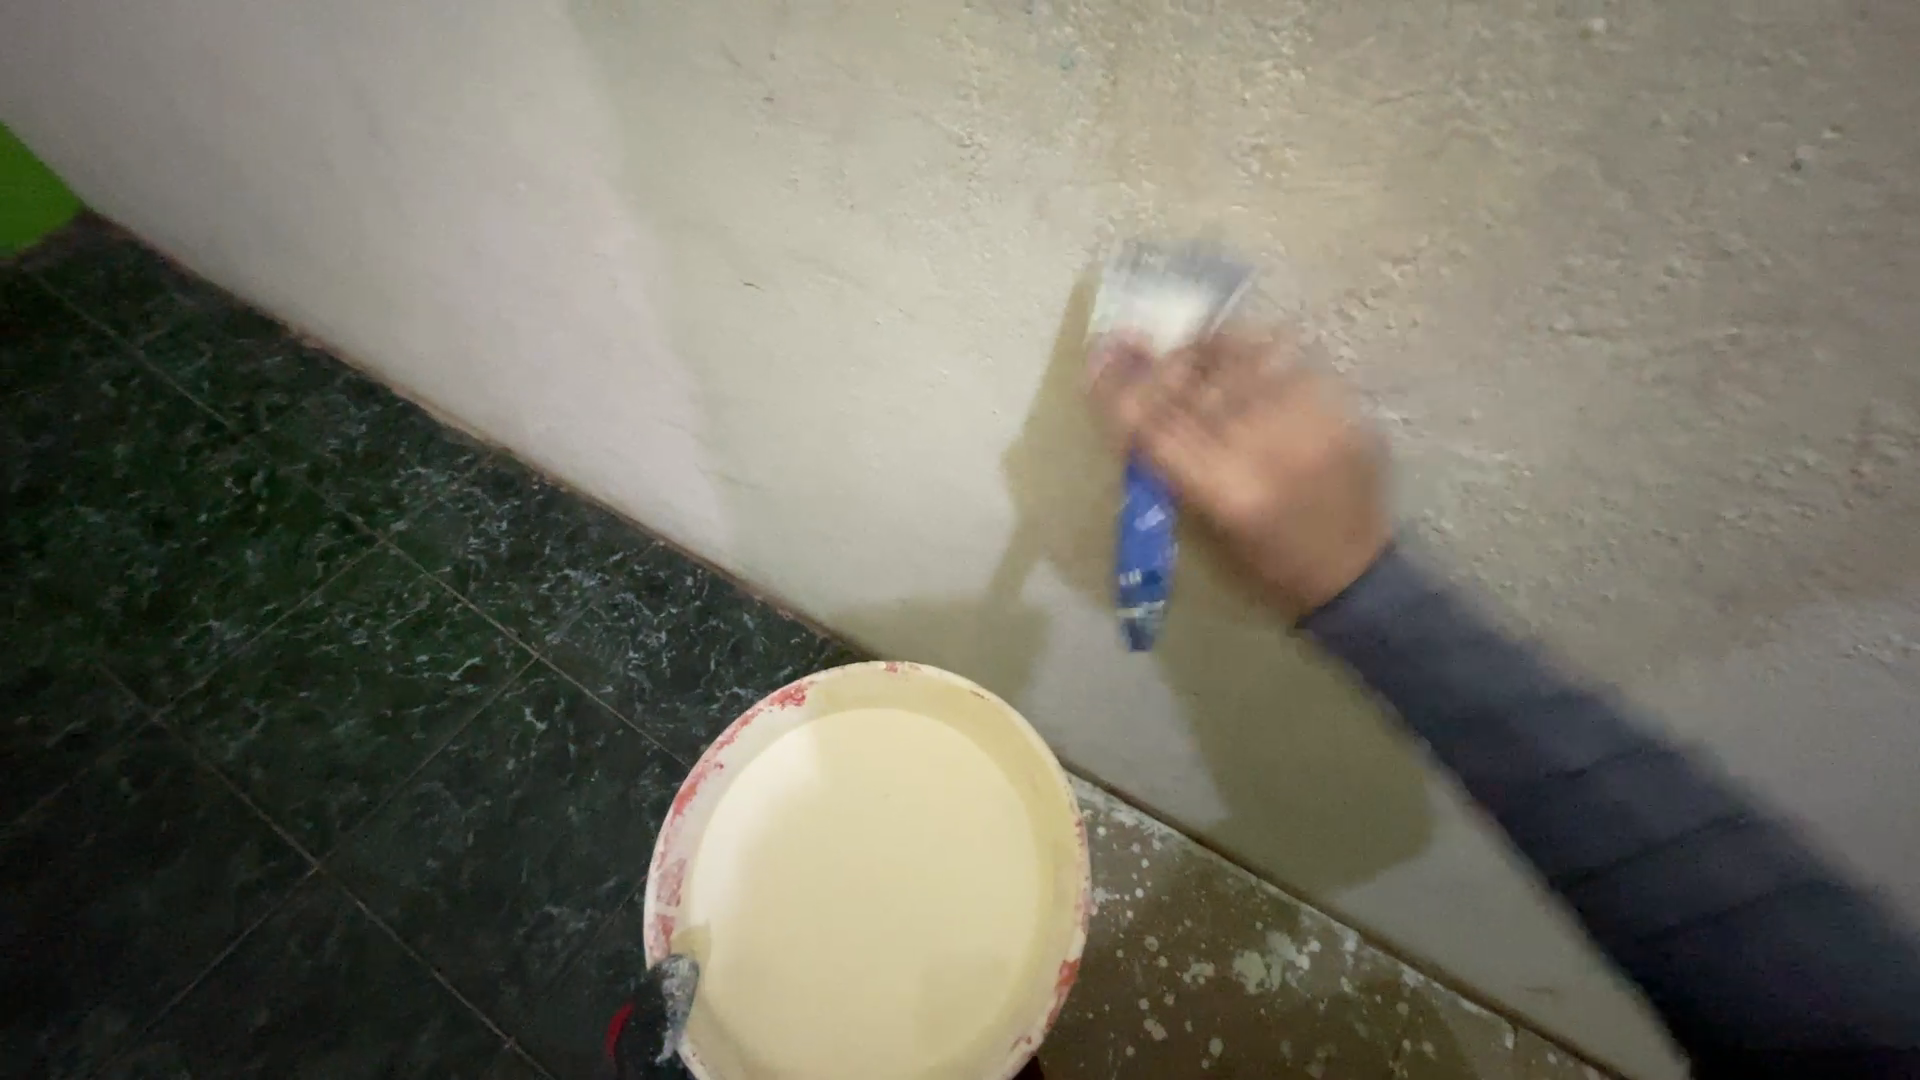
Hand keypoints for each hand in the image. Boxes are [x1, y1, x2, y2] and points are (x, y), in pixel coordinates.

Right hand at [1087, 329, 1390, 620]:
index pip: (1156, 425)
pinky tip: (1239, 352)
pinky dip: (1256, 352)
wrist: (1353, 573)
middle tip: (1132, 340)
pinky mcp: (1343, 410)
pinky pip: (1290, 362)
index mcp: (1225, 492)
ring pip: (1242, 361)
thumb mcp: (1207, 526)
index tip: (1098, 358)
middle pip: (1196, 386)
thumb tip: (1134, 405)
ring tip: (1186, 342)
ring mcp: (1311, 424)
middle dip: (1156, 361)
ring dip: (1204, 348)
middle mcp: (1268, 452)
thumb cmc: (1265, 564)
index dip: (1120, 388)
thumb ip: (1173, 464)